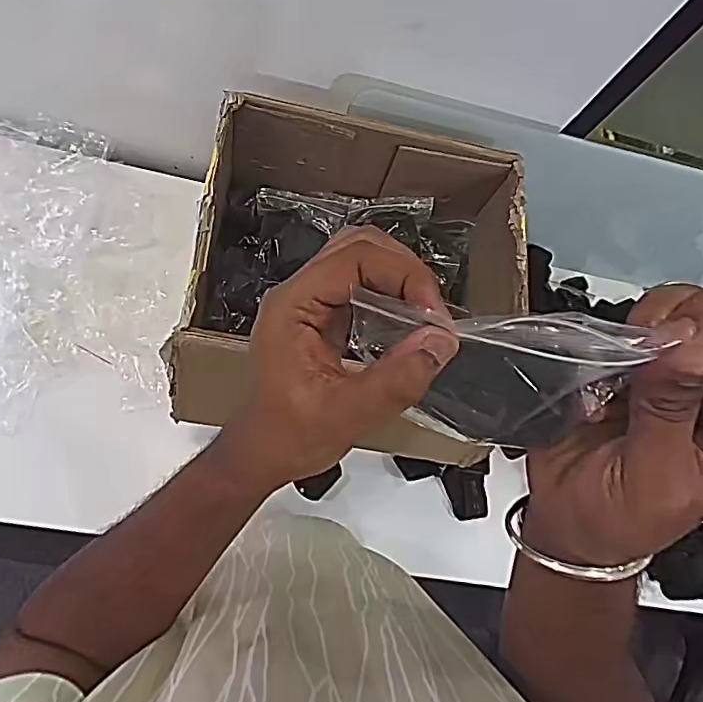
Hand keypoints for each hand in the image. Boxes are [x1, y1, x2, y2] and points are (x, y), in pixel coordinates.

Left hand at [212, 227, 460, 490]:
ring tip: (425, 318)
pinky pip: (364, 289)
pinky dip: (393, 299)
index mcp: (293, 306)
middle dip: (406, 272)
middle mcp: (300, 295)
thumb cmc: (285, 437)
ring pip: (364, 263)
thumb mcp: (345, 416)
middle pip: (361, 247)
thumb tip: (439, 343)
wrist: (262, 454)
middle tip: (433, 313)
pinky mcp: (325, 319)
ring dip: (401, 282)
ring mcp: (311, 305)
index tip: (432, 314)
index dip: (404, 275)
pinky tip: (408, 328)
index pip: (356, 257)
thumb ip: (394, 381)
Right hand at [523, 285, 702, 565]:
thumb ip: (670, 416)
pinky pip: (659, 310)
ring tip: (644, 350)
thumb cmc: (621, 519)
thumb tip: (697, 357)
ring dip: (678, 314)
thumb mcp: (655, 481)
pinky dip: (640, 319)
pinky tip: (622, 350)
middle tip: (681, 342)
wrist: (566, 512)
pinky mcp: (647, 354)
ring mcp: (690, 368)